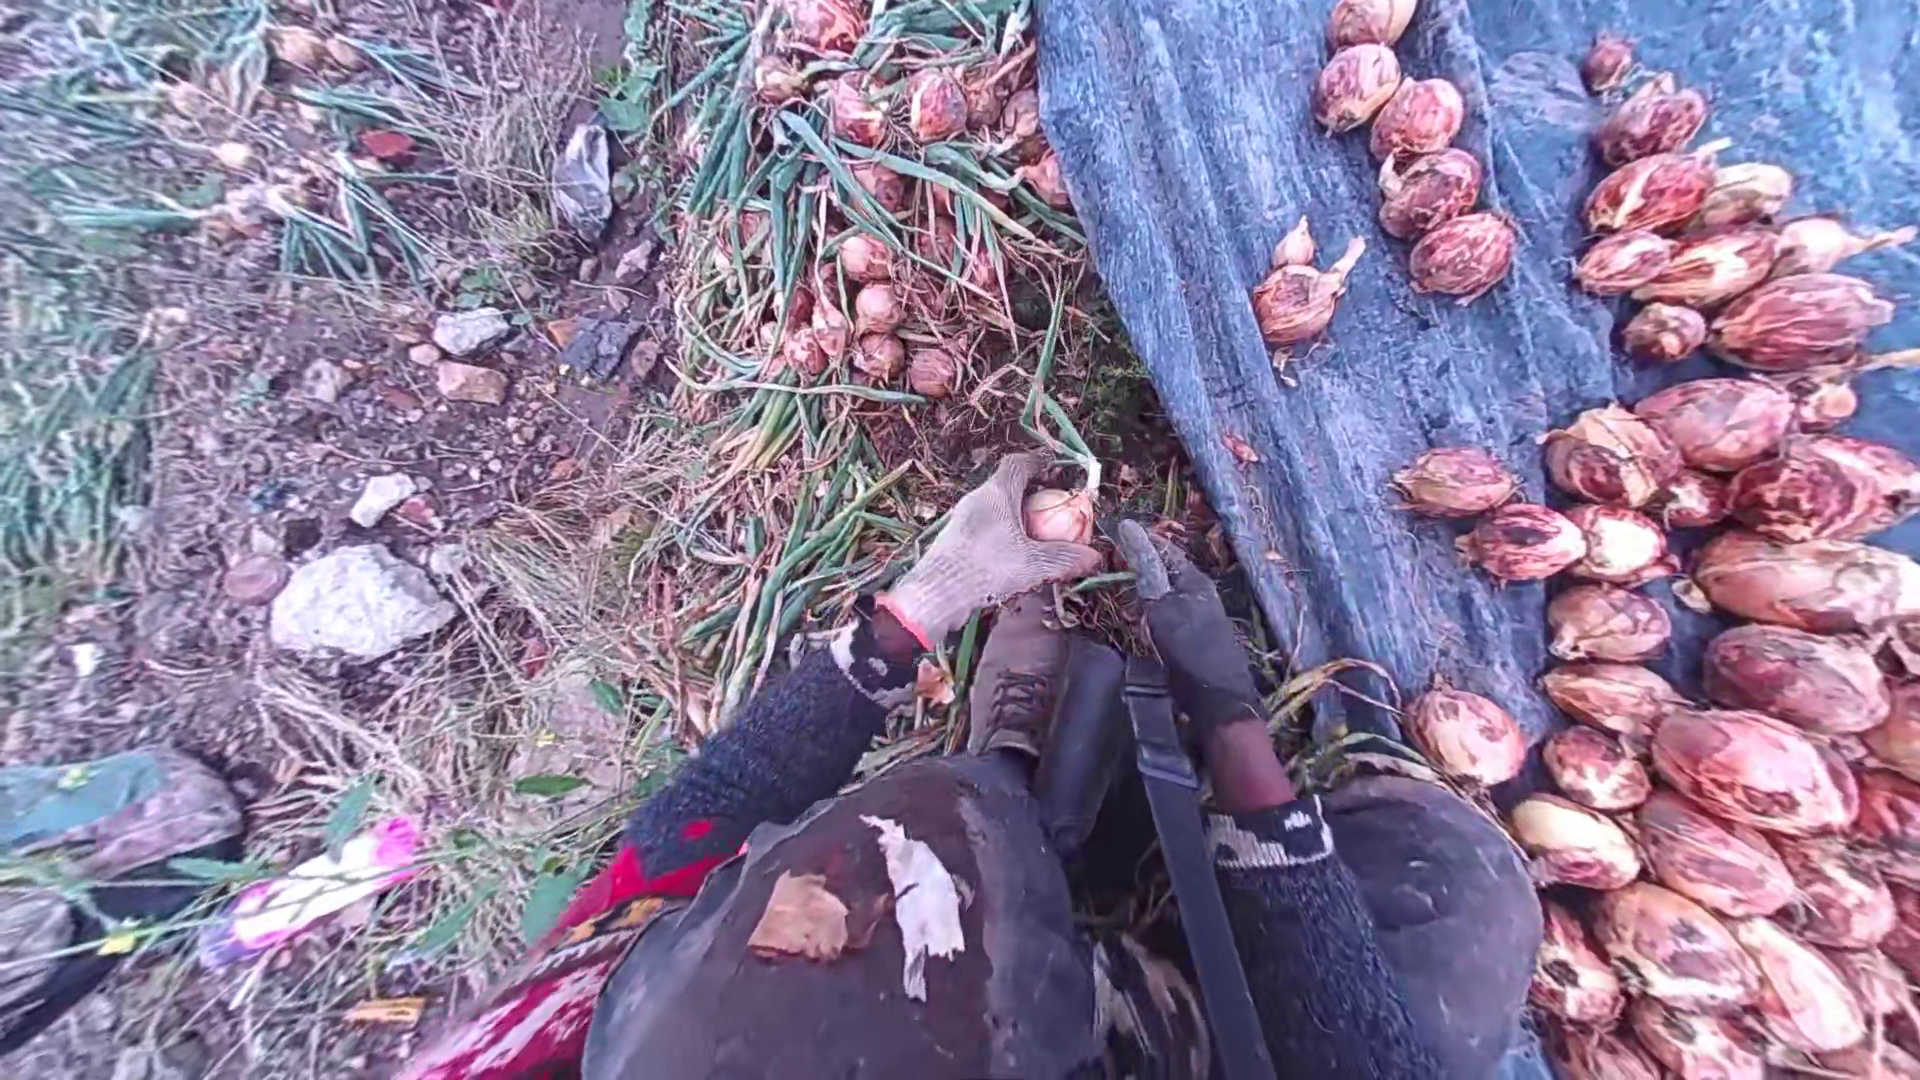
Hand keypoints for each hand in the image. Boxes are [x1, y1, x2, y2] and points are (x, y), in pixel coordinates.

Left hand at [878, 454, 1101, 646]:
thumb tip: (1094, 558)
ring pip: (994, 508)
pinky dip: (1002, 532)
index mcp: (995, 494)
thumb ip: (1064, 558)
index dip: (1038, 463)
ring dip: (1015, 516)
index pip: (1018, 464)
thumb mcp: (1033, 564)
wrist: (936, 594)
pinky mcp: (954, 539)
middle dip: (1031, 494)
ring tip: (1034, 535)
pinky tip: (1011, 555)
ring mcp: (962, 519)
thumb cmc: (985, 569)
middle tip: (1051, 507)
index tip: (1055, 470)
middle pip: (1007, 486)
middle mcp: (975, 500)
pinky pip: (984, 526)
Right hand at [1116, 520, 1293, 811]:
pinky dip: (1150, 608)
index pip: (1164, 549)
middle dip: (1143, 561)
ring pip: (1166, 591)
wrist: (1216, 698)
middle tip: (1115, 557)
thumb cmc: (1189, 647)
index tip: (1117, 531)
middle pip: (1166, 569)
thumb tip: (1131, 529)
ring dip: (1146, 585)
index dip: (1141, 539)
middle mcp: (1199, 594)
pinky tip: (1140, 615)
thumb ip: (1147, 570)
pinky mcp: (1193, 637)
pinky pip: (1167, 612)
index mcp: (1194, 581)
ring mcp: (1198, 616)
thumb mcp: (1161, 605)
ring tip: (1123, 582)